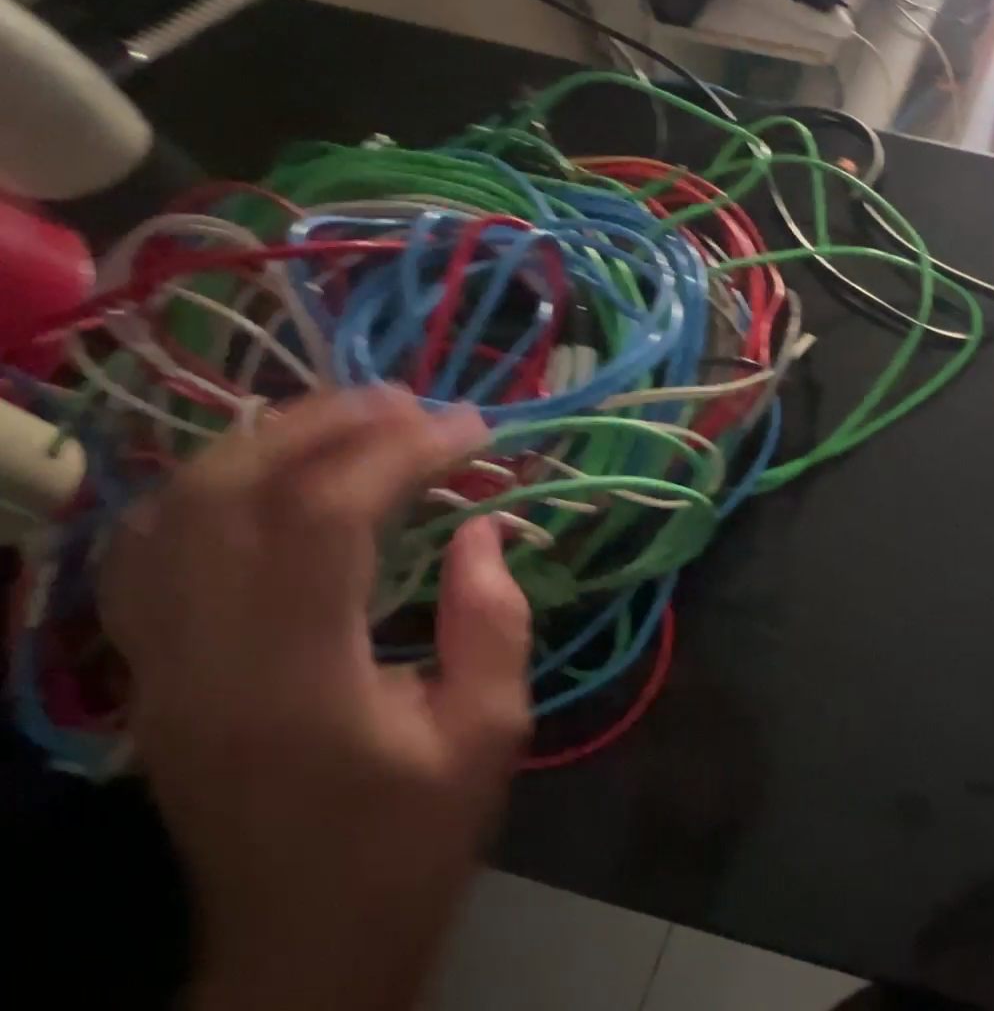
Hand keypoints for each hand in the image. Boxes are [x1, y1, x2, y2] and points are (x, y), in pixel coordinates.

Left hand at [99, 388, 532, 1010]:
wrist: (307, 938)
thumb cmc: (414, 842)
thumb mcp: (488, 736)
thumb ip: (494, 624)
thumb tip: (485, 529)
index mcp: (295, 681)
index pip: (324, 522)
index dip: (400, 455)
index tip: (474, 428)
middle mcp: (204, 658)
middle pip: (231, 494)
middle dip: (327, 425)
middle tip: (413, 402)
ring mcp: (162, 663)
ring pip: (175, 511)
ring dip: (265, 443)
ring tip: (352, 419)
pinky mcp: (155, 672)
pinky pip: (153, 551)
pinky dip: (212, 489)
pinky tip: (271, 476)